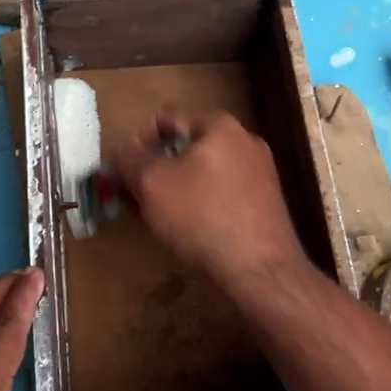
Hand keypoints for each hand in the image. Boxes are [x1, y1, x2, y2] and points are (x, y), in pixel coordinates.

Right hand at [111, 111, 309, 292]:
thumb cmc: (201, 215)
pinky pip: (222, 194)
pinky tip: (188, 229)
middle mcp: (245, 142)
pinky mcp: (266, 204)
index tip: (126, 171)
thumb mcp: (150, 182)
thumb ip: (130, 158)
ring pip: (204, 172)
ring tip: (159, 216)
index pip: (166, 120)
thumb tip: (124, 150)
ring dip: (177, 188)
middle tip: (138, 195)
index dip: (139, 142)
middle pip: (186, 147)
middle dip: (158, 168)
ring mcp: (260, 174)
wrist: (259, 270)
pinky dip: (201, 204)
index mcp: (220, 126)